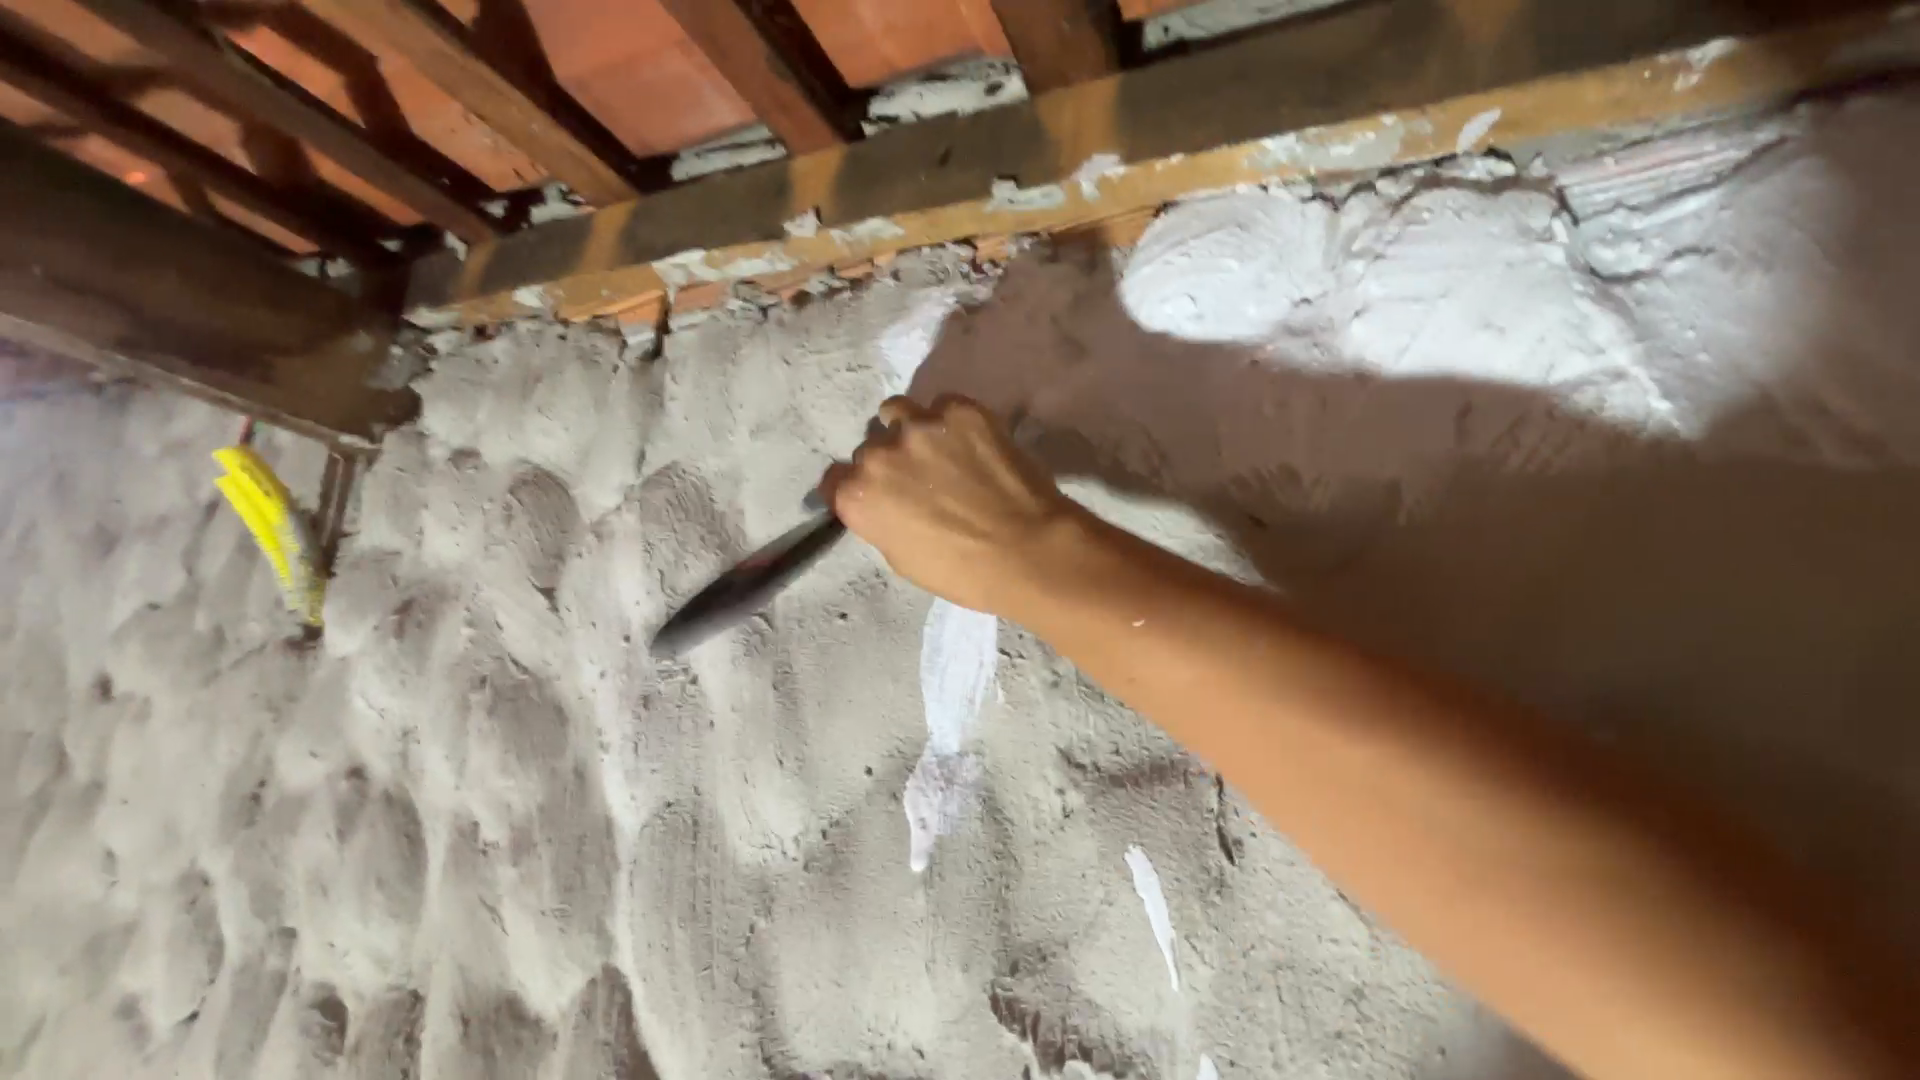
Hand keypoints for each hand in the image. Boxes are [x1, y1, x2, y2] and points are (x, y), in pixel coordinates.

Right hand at [821, 395, 1082, 616]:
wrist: (1029, 550)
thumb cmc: (962, 571)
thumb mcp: (901, 558)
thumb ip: (880, 520)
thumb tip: (884, 503)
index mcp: (858, 495)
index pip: (835, 478)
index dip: (855, 488)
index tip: (876, 496)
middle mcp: (879, 453)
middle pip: (871, 447)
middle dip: (888, 462)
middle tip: (919, 480)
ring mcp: (921, 425)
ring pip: (899, 413)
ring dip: (910, 430)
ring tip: (938, 450)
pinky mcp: (961, 410)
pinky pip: (943, 406)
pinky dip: (952, 423)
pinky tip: (973, 444)